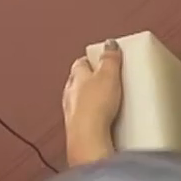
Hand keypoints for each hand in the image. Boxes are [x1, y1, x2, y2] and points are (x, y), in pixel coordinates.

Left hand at [63, 40, 123, 165]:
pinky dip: (94, 113)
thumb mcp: (108, 76)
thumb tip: (109, 44)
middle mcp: (70, 92)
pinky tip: (106, 116)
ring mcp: (73, 110)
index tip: (104, 56)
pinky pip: (87, 115)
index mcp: (76, 76)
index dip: (93, 58)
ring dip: (92, 97)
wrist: (88, 136)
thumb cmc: (93, 107)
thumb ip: (110, 59)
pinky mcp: (80, 126)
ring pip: (82, 98)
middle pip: (81, 79)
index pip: (82, 62)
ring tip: (109, 98)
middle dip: (92, 77)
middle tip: (108, 77)